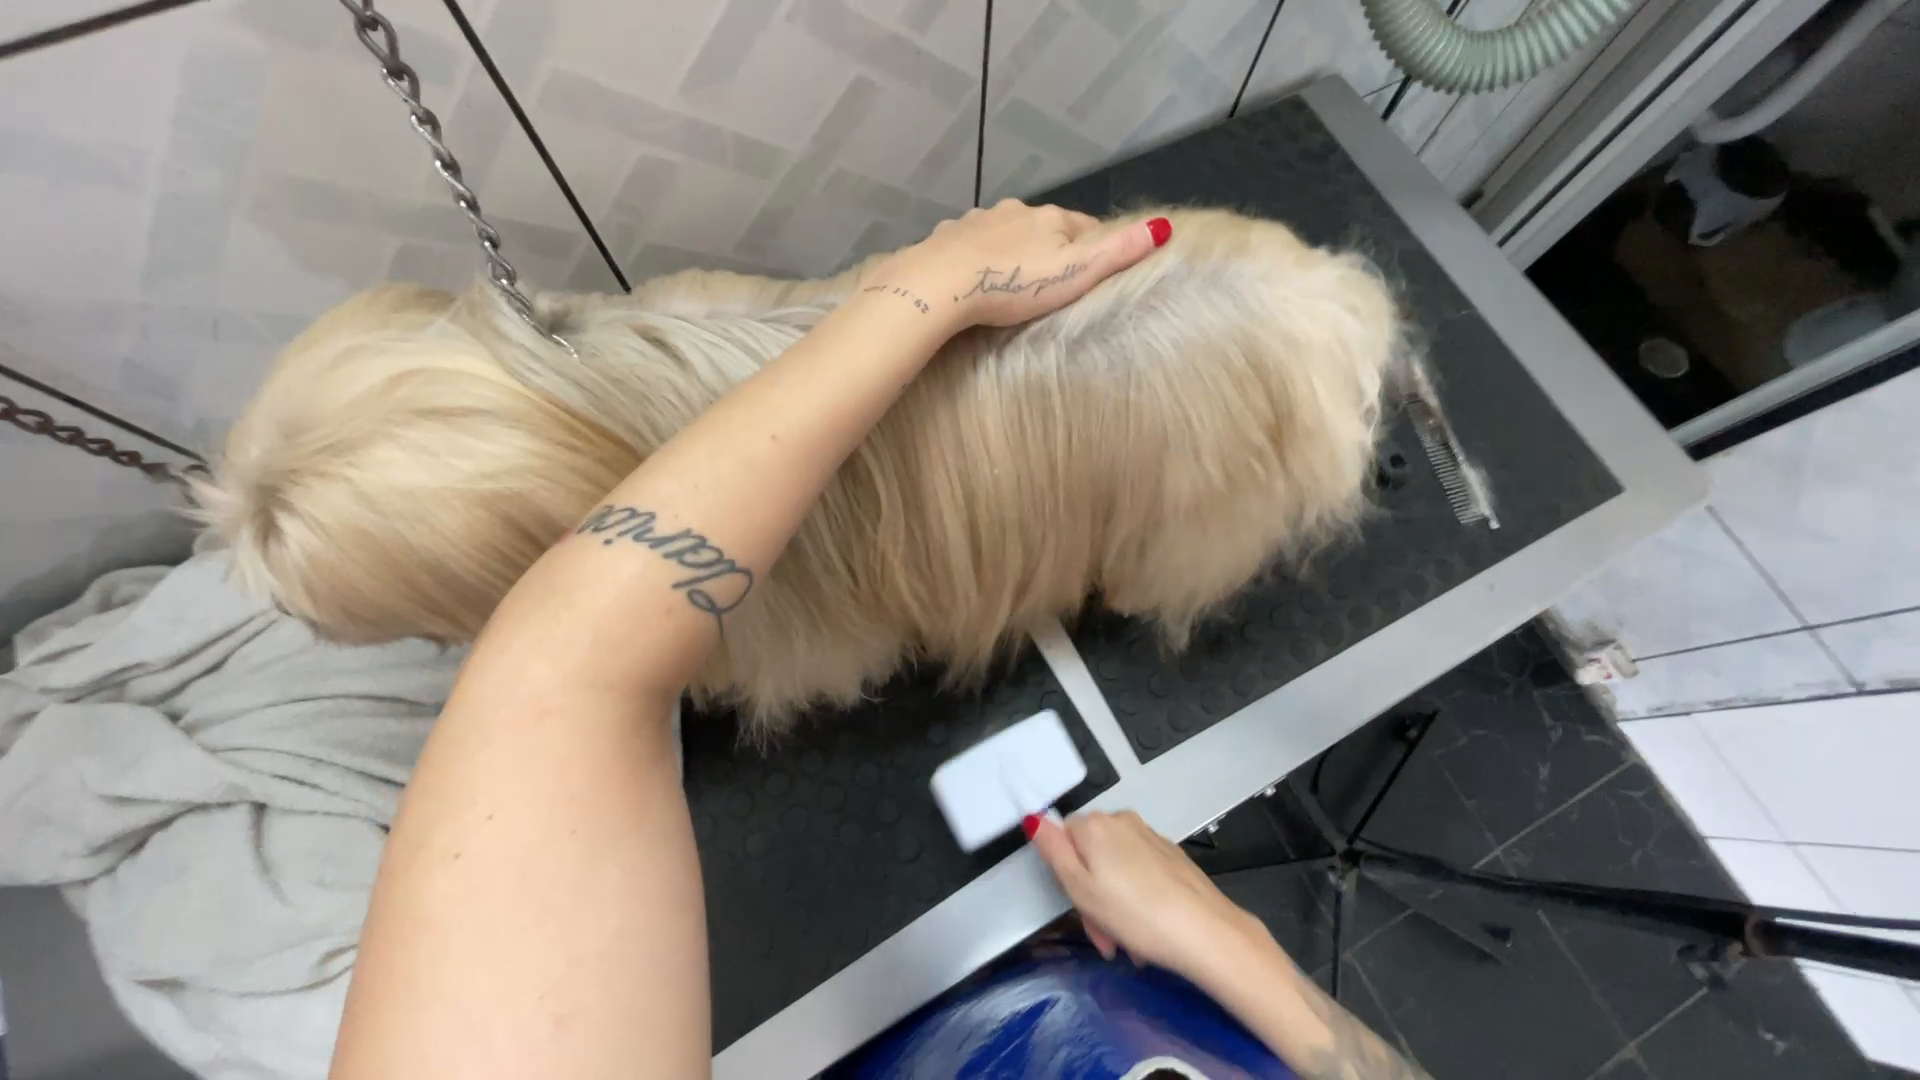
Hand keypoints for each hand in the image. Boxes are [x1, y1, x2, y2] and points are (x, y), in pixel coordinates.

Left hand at [869, 200, 1168, 331]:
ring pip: (1003, 231)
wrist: (942, 283)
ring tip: (1009, 277)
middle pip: (1042, 226)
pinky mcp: (947, 237)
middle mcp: (1014, 210)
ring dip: (1009, 248)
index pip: (1083, 225)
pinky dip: (974, 255)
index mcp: (1050, 218)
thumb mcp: (1075, 273)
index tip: (1090, 268)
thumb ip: (1117, 252)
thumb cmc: (1014, 284)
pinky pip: (968, 244)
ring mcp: (977, 221)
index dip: (1090, 245)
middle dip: (1047, 246)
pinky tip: (970, 273)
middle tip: (1048, 279)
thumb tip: (1164, 226)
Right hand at [1029, 811, 1273, 984]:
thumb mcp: (1080, 889)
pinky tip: (1146, 928)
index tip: (1080, 910)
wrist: (1206, 932)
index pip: (1061, 840)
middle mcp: (1122, 821)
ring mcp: (1150, 836)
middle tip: (1104, 936)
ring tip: (1127, 940)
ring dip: (1113, 901)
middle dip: (1091, 895)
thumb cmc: (1136, 915)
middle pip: (1089, 853)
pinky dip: (1137, 896)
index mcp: (1094, 825)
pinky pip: (1140, 872)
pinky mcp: (1171, 854)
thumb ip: (1052, 850)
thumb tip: (1033, 818)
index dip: (1065, 877)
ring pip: (1115, 866)